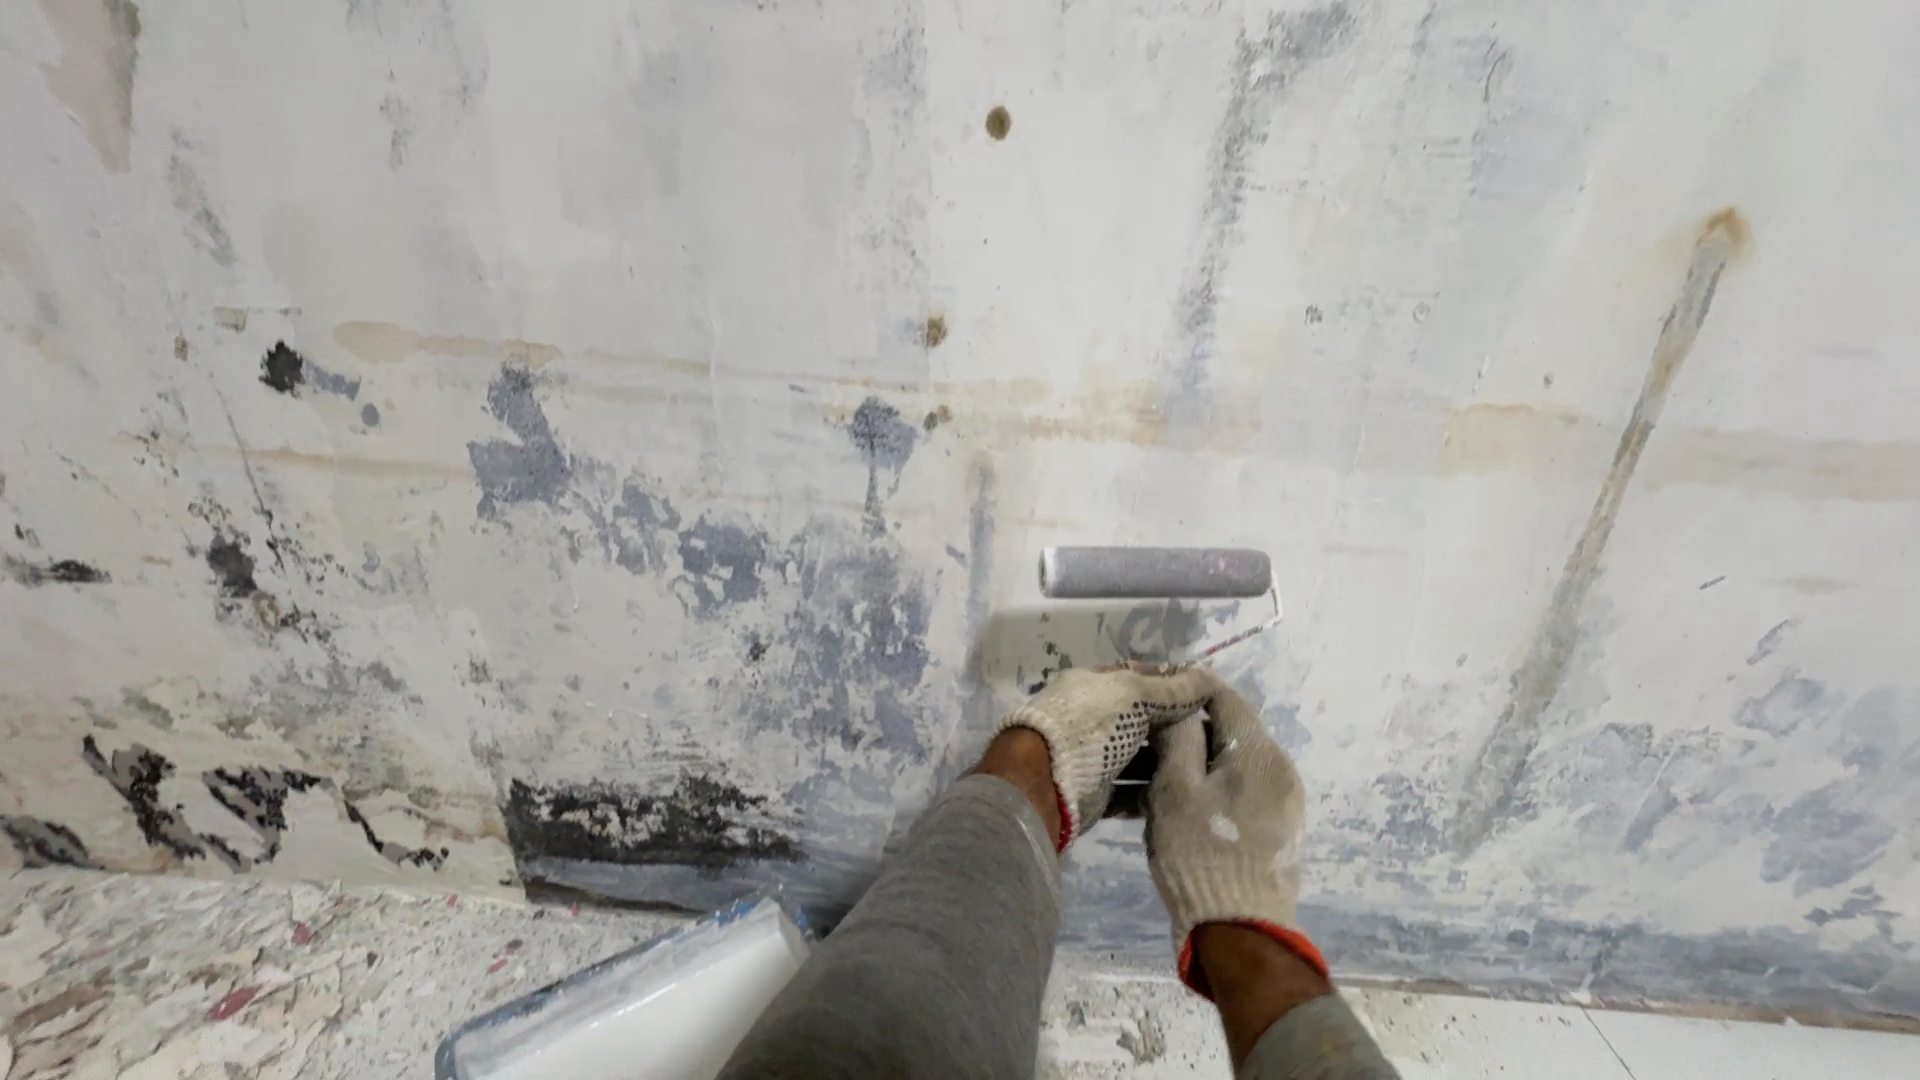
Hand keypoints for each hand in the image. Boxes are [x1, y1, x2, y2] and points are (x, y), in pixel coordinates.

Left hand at [996, 665, 1215, 847]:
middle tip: (1213, 738)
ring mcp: (1091, 756)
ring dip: (1166, 762)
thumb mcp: (1135, 695)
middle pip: (1141, 719)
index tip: (1207, 697)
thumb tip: (1211, 677)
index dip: (1172, 684)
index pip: (1139, 677)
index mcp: (1093, 685)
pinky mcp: (1094, 792)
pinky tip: (1181, 795)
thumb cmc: (1090, 725)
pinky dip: (1151, 793)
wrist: (1046, 780)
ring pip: (1138, 757)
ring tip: (1205, 769)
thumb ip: (1173, 690)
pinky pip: (1130, 791)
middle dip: (1174, 727)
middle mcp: (1090, 718)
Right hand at [1145, 682, 1322, 996]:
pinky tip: (1178, 804)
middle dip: (1184, 729)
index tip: (1148, 695)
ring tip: (1152, 777)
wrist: (1240, 933)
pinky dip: (1208, 786)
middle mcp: (1280, 768)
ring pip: (1229, 760)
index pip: (1221, 694)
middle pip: (1226, 728)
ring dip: (1193, 760)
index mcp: (1258, 751)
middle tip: (1142, 741)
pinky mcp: (1277, 826)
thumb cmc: (1199, 851)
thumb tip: (1178, 701)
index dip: (1183, 688)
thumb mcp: (1174, 786)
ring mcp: (1283, 799)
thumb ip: (1176, 734)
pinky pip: (1238, 788)